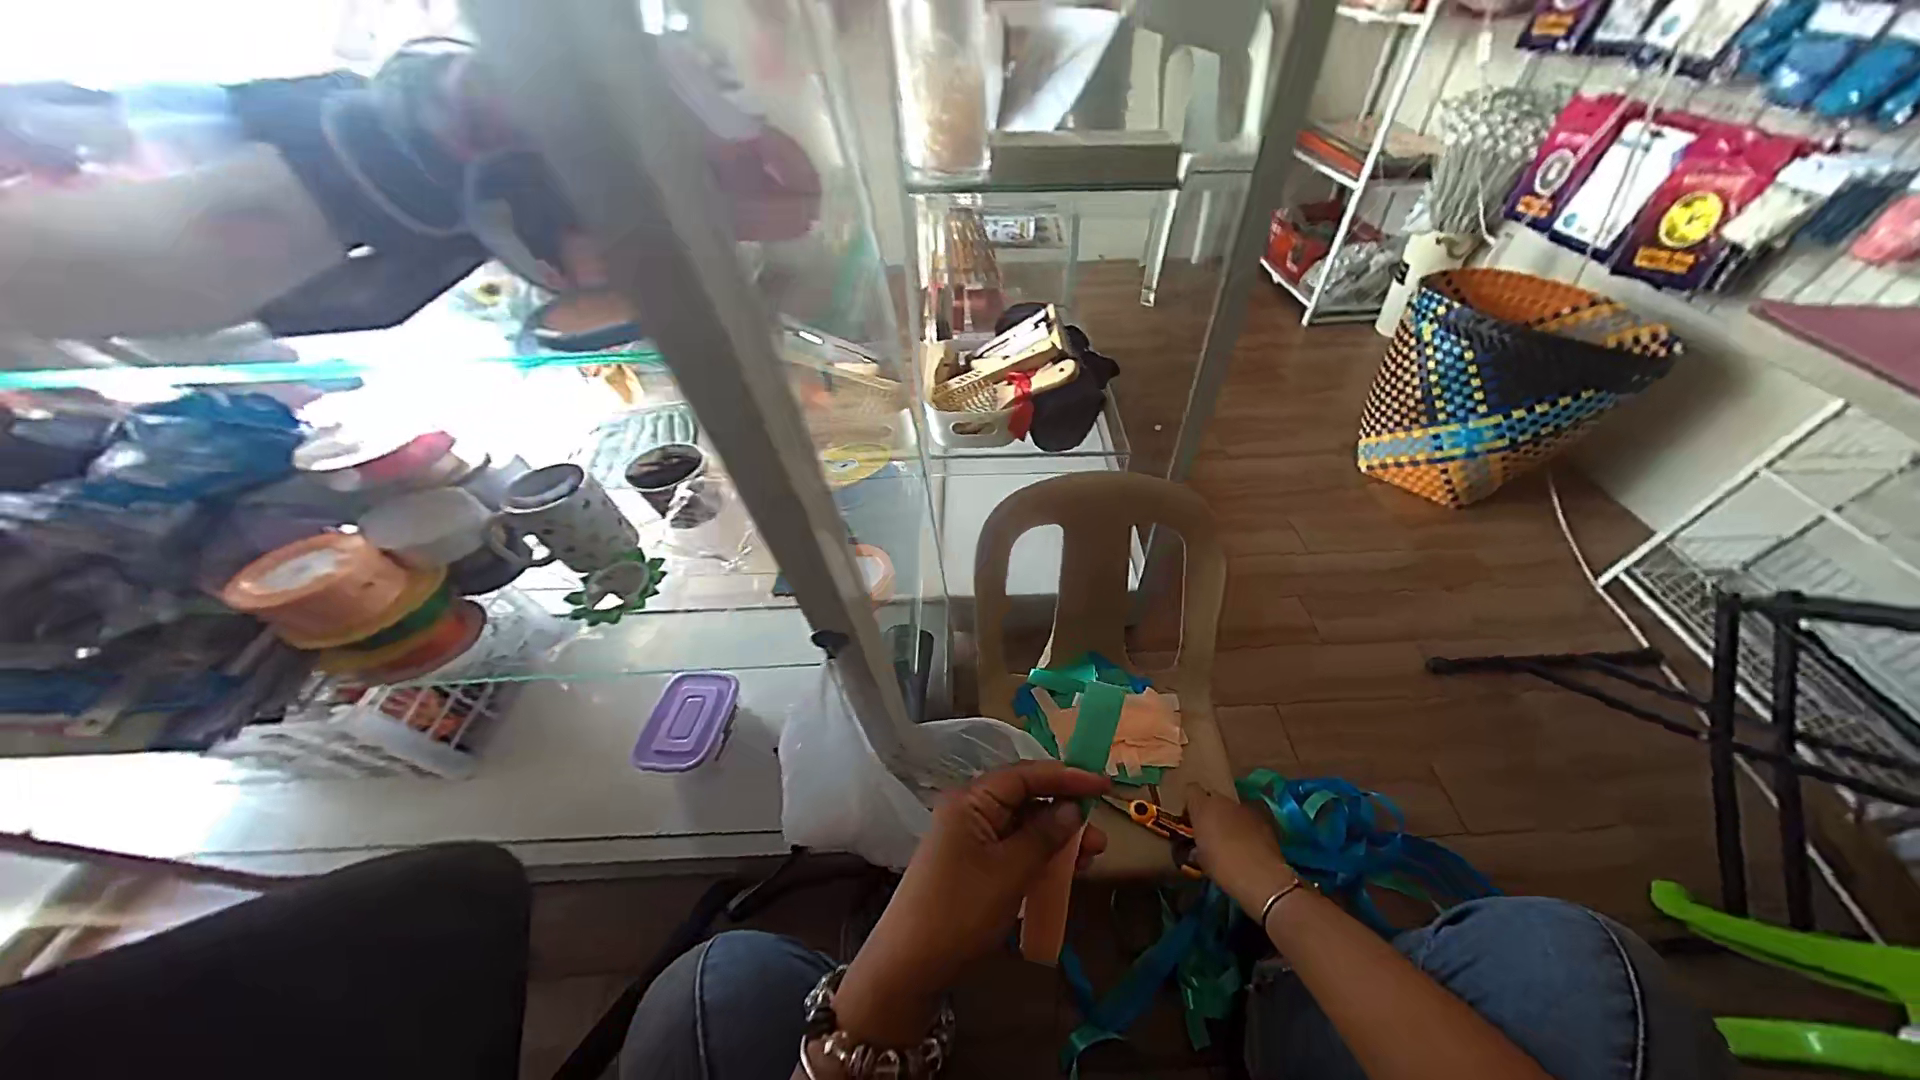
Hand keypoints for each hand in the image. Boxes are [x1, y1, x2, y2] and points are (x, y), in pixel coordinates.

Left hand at [832, 762, 1109, 1044]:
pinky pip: (1014, 850)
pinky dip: (1041, 857)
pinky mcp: (973, 866)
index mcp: (972, 800)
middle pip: (1025, 799)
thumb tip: (1073, 808)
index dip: (1066, 776)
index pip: (1025, 774)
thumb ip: (1045, 835)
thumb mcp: (1010, 871)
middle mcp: (970, 811)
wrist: (909, 966)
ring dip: (1058, 839)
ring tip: (1092, 856)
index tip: (1103, 783)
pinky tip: (1066, 871)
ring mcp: (970, 839)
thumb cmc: (960, 910)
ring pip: (1023, 827)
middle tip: (1101, 831)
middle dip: (1065, 812)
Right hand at [1186, 786, 1296, 916]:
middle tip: (1212, 829)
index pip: (1191, 790)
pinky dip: (1249, 827)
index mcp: (1202, 807)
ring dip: (1231, 818)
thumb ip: (1198, 846)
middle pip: (1214, 796)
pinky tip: (1251, 844)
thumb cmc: (1222, 867)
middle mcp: (1223, 801)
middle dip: (1212, 809)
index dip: (1192, 802)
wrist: (1261, 877)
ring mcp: (1246, 808)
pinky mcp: (1265, 819)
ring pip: (1234, 807)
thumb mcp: (1202, 859)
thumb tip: (1198, 848)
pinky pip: (1251, 818)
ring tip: (1234, 838)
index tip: (1192, 818)